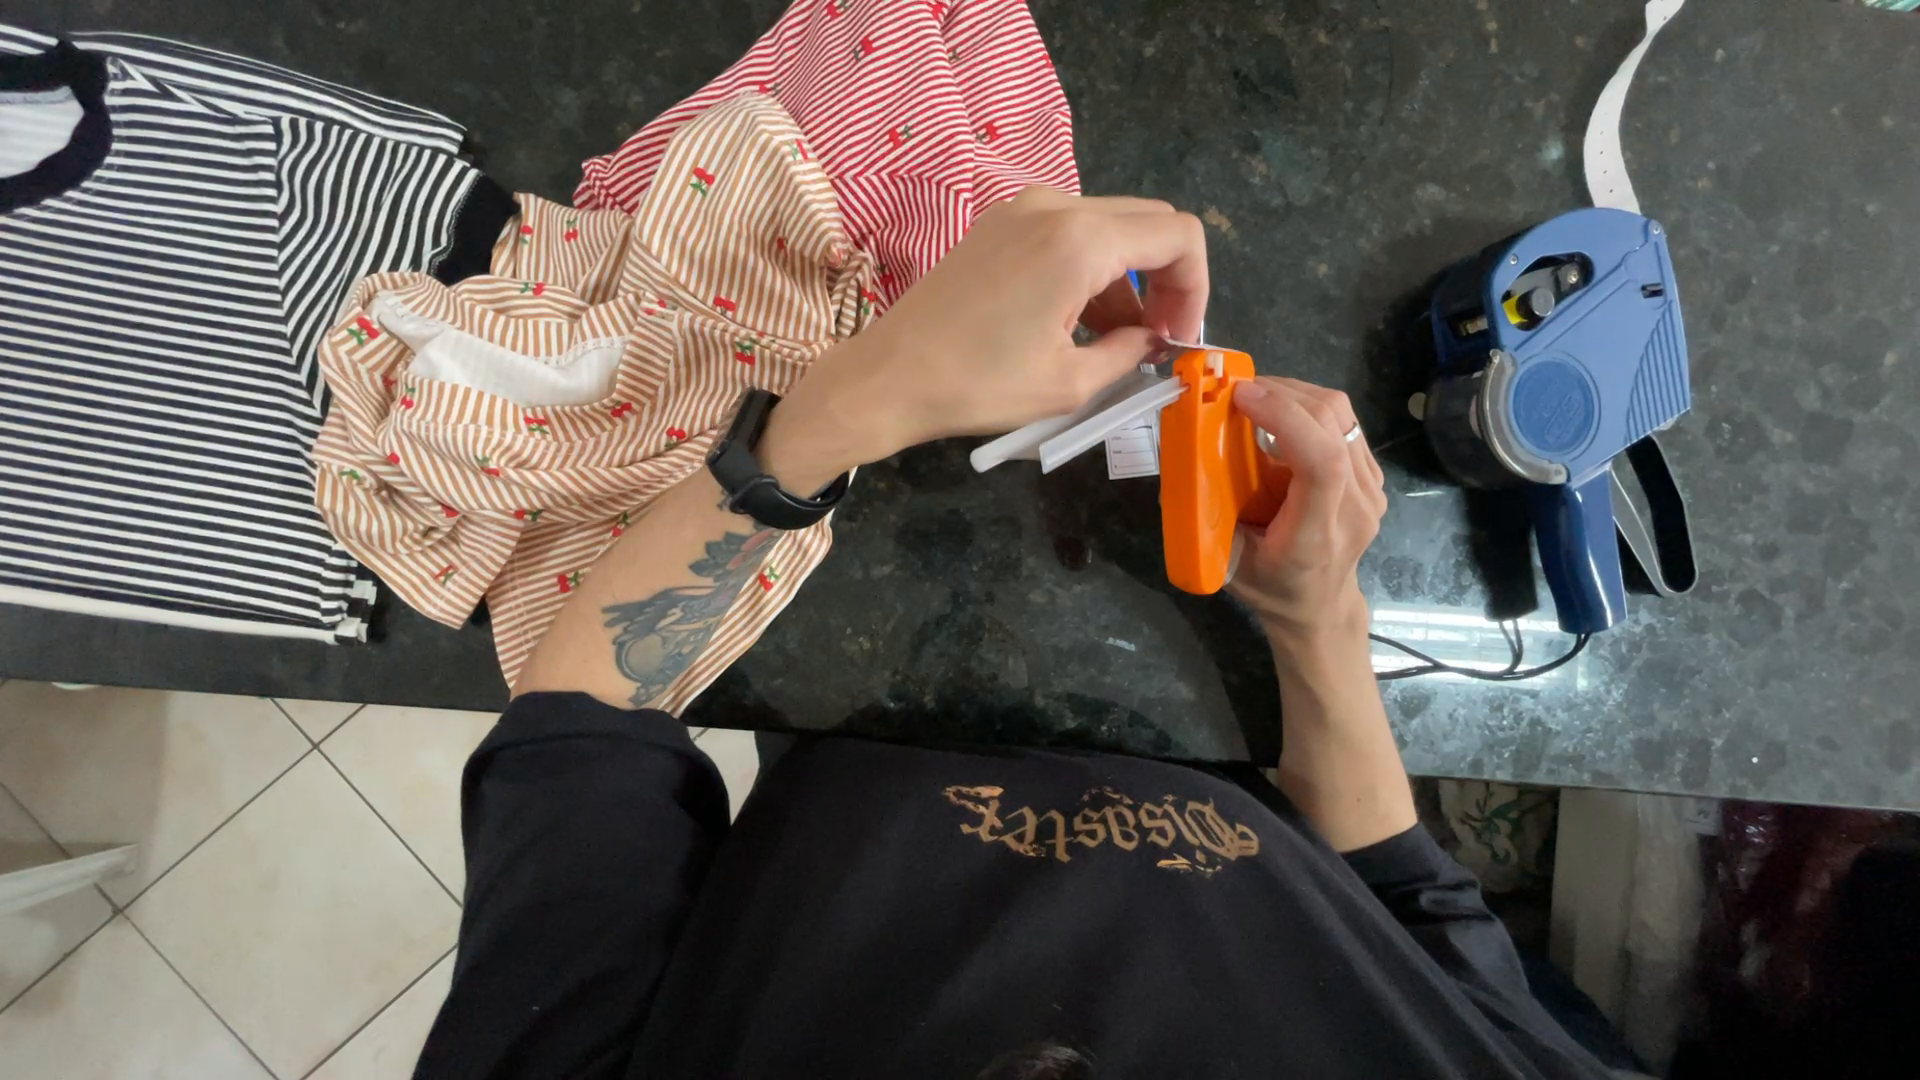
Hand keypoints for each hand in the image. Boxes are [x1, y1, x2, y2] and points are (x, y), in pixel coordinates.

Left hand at [768, 188, 1207, 477]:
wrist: (888, 378)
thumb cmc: (979, 386)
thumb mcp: (1070, 384)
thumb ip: (1130, 354)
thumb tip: (1154, 340)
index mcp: (1082, 240)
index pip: (1178, 235)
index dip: (1196, 288)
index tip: (1181, 338)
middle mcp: (1055, 206)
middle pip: (1145, 224)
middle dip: (1165, 282)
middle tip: (1157, 341)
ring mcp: (1019, 210)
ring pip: (1105, 231)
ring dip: (1123, 283)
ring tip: (1114, 345)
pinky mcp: (995, 227)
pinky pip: (1065, 237)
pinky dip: (1086, 274)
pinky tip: (1075, 324)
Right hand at [1226, 378, 1387, 649]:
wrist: (1319, 607)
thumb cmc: (1269, 588)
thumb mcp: (1227, 561)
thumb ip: (1209, 513)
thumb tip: (1181, 458)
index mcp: (1317, 534)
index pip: (1320, 463)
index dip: (1284, 419)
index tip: (1241, 397)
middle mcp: (1356, 507)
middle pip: (1331, 425)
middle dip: (1282, 394)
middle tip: (1236, 390)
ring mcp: (1371, 489)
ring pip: (1341, 415)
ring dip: (1294, 394)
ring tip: (1255, 397)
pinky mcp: (1371, 475)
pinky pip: (1344, 423)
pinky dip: (1307, 408)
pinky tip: (1279, 414)